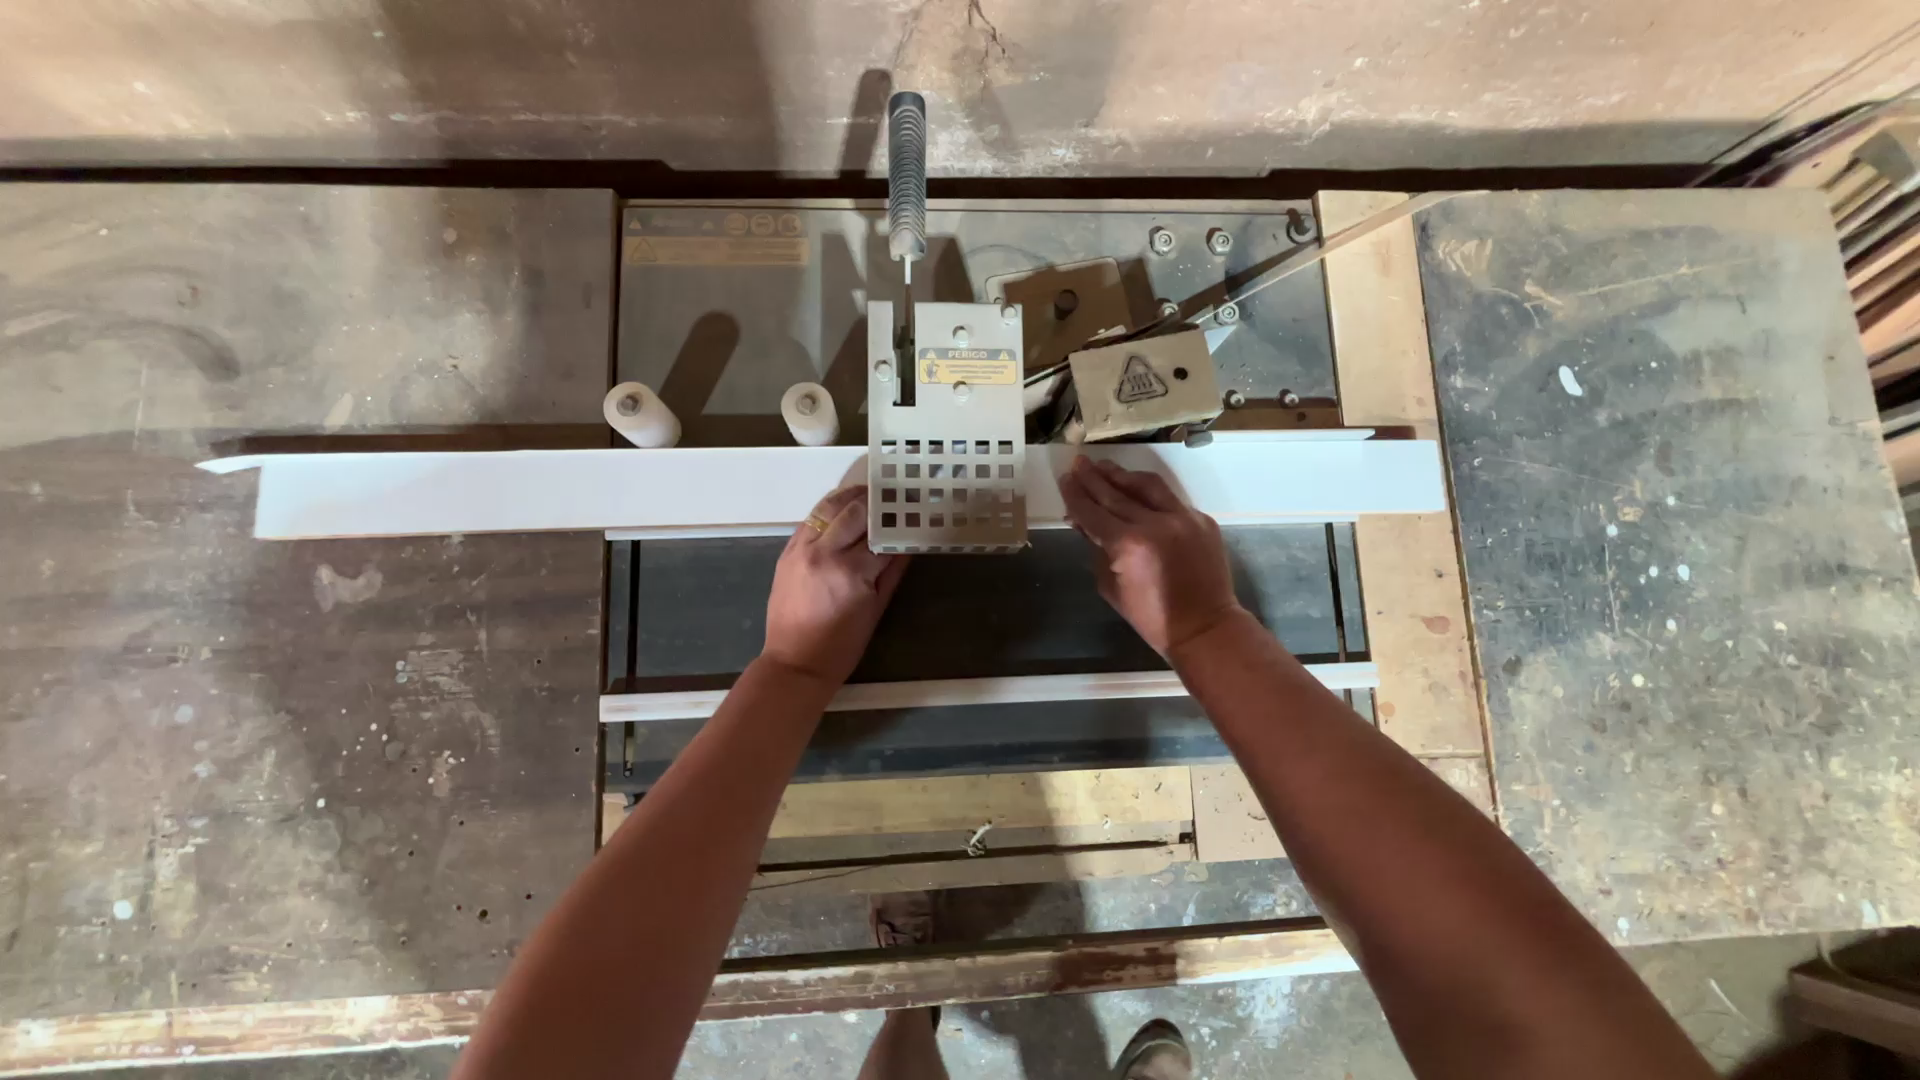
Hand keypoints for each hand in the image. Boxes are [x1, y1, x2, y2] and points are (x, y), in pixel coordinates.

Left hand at [762, 485, 910, 684]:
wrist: (795, 662)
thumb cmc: (843, 645)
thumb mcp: (877, 609)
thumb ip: (893, 572)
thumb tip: (908, 544)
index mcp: (852, 572)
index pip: (883, 536)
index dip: (901, 522)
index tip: (915, 509)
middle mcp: (825, 553)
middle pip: (856, 511)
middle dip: (877, 502)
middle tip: (895, 495)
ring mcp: (802, 549)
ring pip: (829, 507)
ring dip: (850, 496)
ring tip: (869, 491)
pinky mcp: (787, 551)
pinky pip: (810, 519)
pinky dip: (828, 510)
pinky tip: (843, 507)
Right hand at [1058, 456, 1242, 655]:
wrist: (1203, 626)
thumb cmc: (1150, 616)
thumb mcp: (1110, 585)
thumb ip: (1097, 548)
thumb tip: (1082, 521)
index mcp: (1128, 545)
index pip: (1093, 512)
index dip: (1075, 495)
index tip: (1065, 478)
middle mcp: (1155, 523)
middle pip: (1116, 494)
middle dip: (1093, 478)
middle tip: (1078, 462)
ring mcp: (1183, 518)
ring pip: (1147, 485)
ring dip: (1122, 475)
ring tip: (1104, 467)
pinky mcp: (1201, 519)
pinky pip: (1170, 499)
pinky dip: (1150, 493)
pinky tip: (1136, 489)